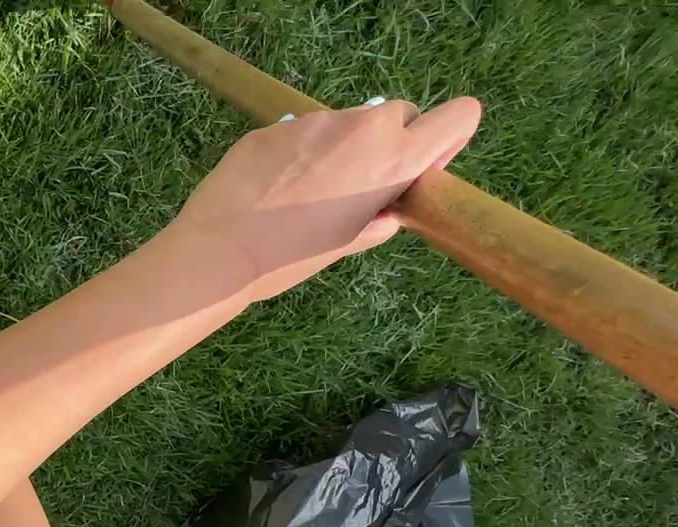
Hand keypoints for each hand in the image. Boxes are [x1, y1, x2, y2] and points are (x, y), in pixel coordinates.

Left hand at [173, 96, 482, 301]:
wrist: (217, 253)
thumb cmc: (284, 260)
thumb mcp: (345, 245)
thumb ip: (379, 220)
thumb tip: (388, 211)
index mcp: (396, 158)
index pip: (460, 114)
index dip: (442, 140)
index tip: (414, 168)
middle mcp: (364, 128)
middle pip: (396, 115)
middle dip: (381, 144)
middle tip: (346, 186)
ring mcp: (314, 123)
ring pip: (341, 124)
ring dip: (331, 148)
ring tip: (293, 193)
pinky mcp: (270, 128)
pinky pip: (293, 134)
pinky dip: (287, 154)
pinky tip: (261, 189)